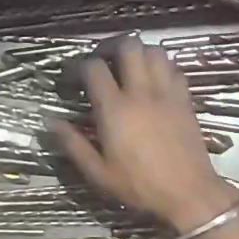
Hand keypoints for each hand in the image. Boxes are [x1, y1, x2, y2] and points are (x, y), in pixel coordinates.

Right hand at [49, 36, 238, 233]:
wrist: (188, 193)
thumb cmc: (140, 186)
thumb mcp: (99, 173)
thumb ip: (73, 144)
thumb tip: (50, 121)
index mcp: (115, 109)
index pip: (94, 68)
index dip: (78, 66)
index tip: (72, 78)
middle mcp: (141, 92)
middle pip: (128, 45)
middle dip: (111, 47)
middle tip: (103, 62)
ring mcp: (167, 93)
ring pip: (154, 51)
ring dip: (139, 53)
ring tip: (129, 68)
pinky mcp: (185, 100)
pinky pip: (174, 69)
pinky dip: (161, 67)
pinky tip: (154, 82)